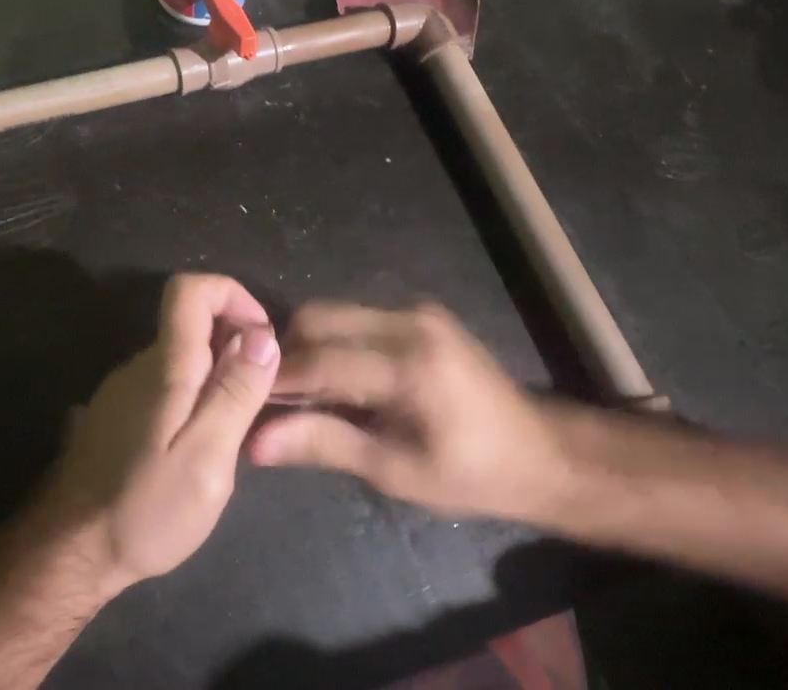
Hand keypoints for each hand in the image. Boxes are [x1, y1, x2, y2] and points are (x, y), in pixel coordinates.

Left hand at [31, 274, 280, 592]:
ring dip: (217, 377)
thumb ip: (234, 392)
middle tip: (262, 400)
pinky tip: (200, 447)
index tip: (264, 341)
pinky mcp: (118, 414)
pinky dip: (194, 398)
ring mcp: (124, 389)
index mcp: (164, 366)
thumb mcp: (207, 457)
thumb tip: (262, 335)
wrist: (72, 550)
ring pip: (182, 357)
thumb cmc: (146, 508)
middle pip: (192, 322)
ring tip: (236, 432)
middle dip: (236, 345)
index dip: (234, 296)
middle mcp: (139, 364)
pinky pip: (166, 385)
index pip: (190, 289)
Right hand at [250, 302, 563, 519]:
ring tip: (300, 391)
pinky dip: (333, 342)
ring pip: (333, 312)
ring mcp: (416, 312)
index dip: (276, 380)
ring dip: (307, 345)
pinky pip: (355, 317)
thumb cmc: (471, 475)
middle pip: (318, 318)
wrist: (543, 453)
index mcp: (409, 365)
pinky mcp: (419, 313)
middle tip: (271, 396)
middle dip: (286, 354)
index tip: (244, 399)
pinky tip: (334, 379)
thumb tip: (255, 442)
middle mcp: (409, 323)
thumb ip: (324, 443)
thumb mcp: (395, 471)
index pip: (320, 360)